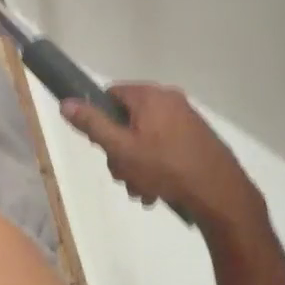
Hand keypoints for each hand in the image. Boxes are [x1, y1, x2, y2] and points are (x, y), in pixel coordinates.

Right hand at [61, 84, 264, 230]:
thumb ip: (92, 124)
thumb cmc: (165, 166)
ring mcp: (185, 119)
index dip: (99, 119)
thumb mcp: (121, 148)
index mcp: (150, 96)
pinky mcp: (195, 137)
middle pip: (127, 120)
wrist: (218, 190)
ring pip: (144, 138)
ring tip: (142, 189)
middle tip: (123, 174)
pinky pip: (163, 147)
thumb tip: (66, 103)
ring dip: (135, 165)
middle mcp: (169, 100)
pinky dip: (155, 167)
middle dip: (119, 152)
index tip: (101, 145)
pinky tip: (156, 190)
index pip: (111, 95)